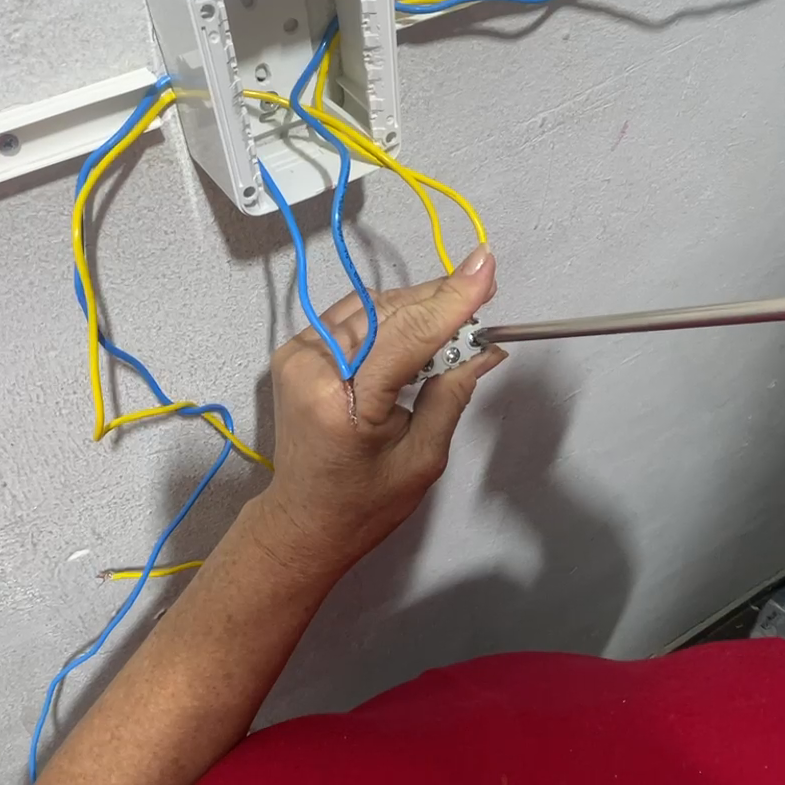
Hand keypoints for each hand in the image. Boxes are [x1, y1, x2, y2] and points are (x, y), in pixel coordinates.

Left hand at [237, 244, 507, 579]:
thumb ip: (450, 395)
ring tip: (459, 307)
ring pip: (371, 307)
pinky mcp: (297, 350)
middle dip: (438, 298)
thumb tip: (485, 347)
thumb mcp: (422, 458)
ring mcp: (297, 354)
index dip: (450, 300)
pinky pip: (354, 317)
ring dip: (417, 304)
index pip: (404, 336)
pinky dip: (391, 315)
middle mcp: (310, 367)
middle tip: (485, 285)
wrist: (304, 519)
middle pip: (386, 312)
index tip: (487, 265)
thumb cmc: (365, 502)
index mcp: (339, 402)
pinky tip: (421, 321)